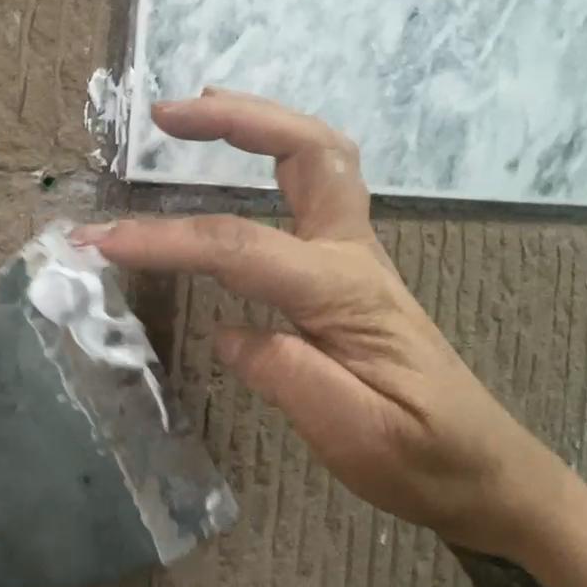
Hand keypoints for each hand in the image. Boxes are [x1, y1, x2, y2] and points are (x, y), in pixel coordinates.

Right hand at [74, 89, 574, 556]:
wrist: (487, 473)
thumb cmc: (424, 460)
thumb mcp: (357, 437)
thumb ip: (288, 376)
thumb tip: (227, 332)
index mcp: (345, 292)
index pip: (239, 247)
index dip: (165, 239)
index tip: (99, 240)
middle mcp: (352, 255)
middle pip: (309, 151)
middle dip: (237, 119)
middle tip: (166, 114)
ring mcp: (354, 254)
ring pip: (317, 156)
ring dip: (255, 122)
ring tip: (192, 113)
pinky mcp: (345, 267)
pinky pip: (309, 186)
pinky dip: (267, 153)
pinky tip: (231, 163)